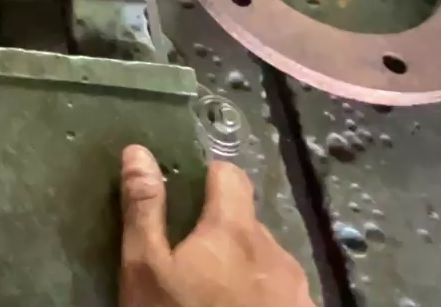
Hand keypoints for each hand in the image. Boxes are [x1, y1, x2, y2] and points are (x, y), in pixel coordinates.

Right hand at [118, 144, 314, 306]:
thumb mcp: (143, 269)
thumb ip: (142, 206)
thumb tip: (138, 150)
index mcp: (235, 233)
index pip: (231, 176)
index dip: (207, 179)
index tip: (185, 200)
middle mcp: (278, 258)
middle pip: (248, 223)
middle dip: (221, 232)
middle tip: (190, 263)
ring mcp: (302, 300)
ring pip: (268, 263)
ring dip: (245, 269)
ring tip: (216, 298)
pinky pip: (285, 298)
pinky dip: (264, 299)